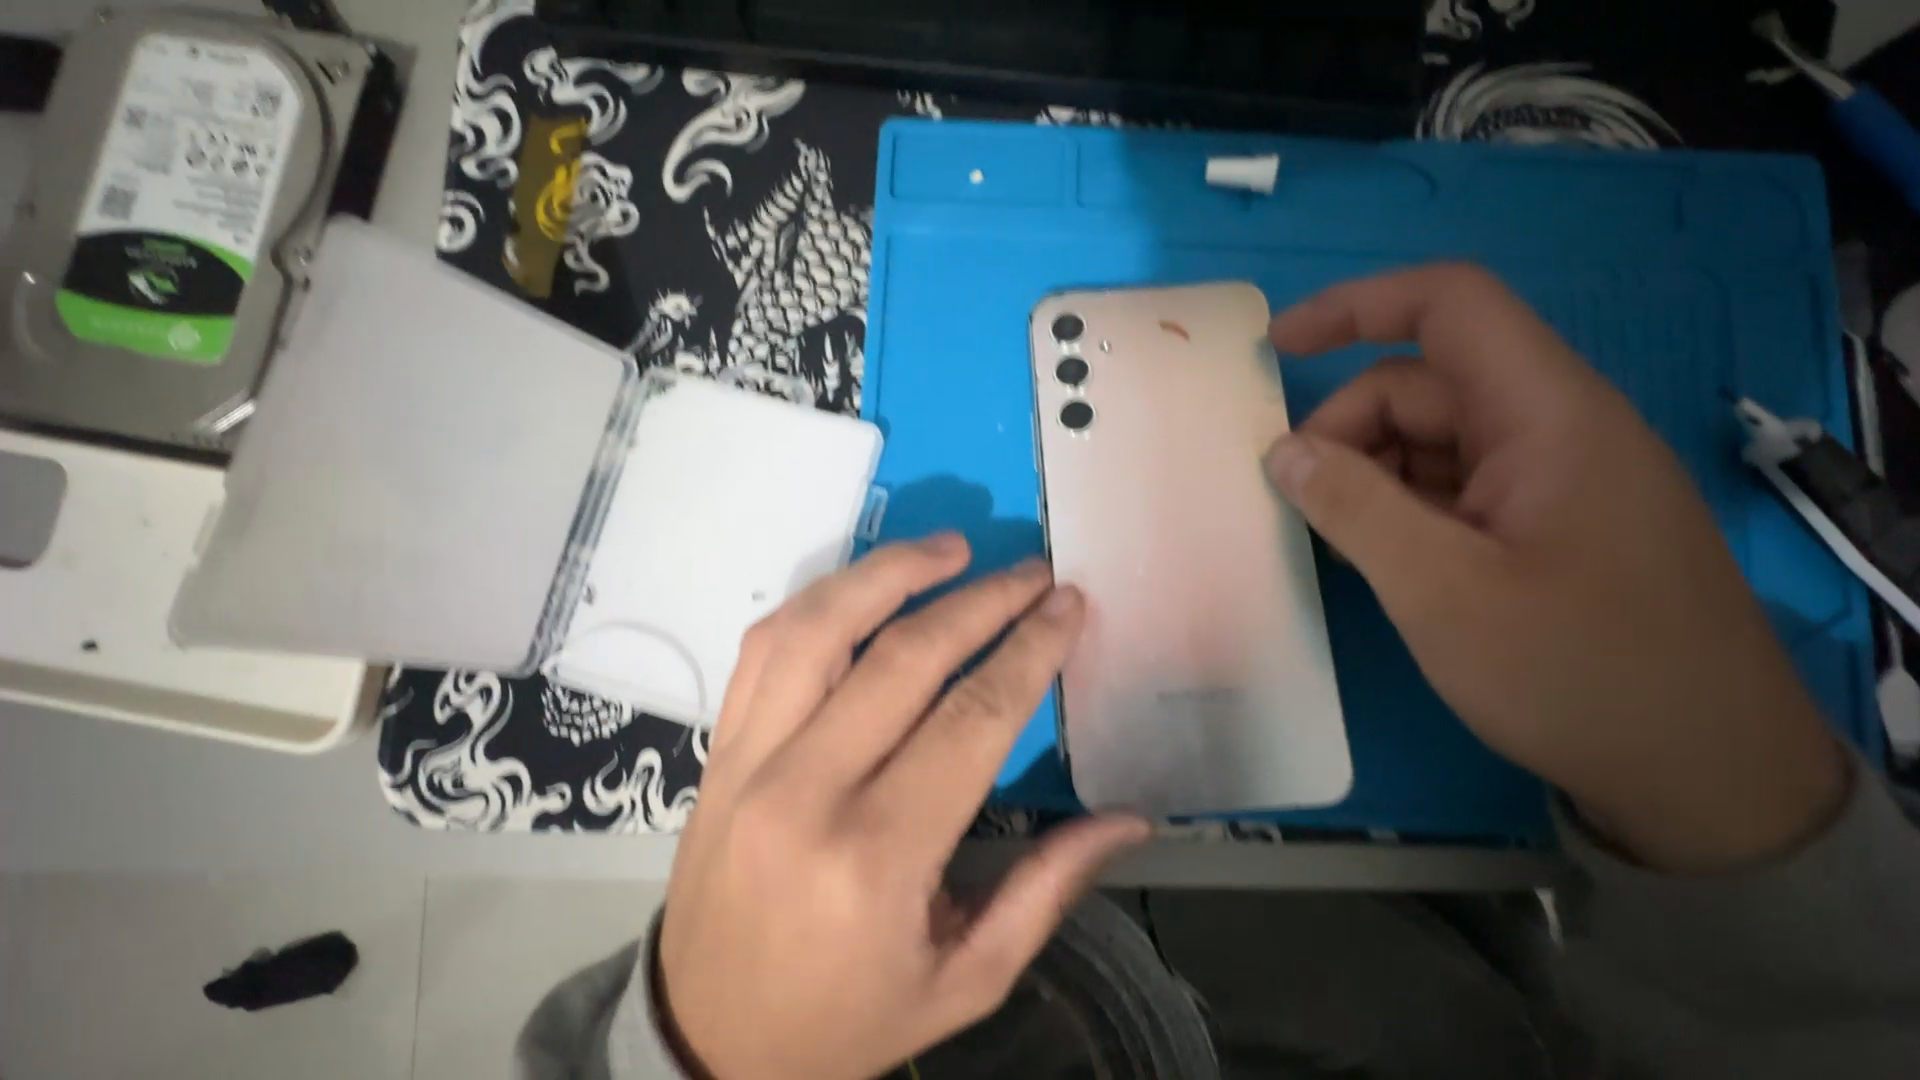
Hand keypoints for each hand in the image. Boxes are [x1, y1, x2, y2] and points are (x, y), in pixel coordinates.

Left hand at [657, 536, 1149, 1079]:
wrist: (705, 1038)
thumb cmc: (845, 1019)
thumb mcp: (965, 980)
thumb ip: (1048, 889)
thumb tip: (1129, 817)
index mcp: (878, 855)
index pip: (971, 718)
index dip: (1029, 651)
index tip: (1067, 606)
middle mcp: (806, 790)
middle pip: (904, 658)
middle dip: (983, 602)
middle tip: (1033, 573)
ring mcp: (749, 761)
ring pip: (819, 629)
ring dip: (890, 571)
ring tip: (950, 548)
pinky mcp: (719, 750)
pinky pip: (764, 649)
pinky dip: (819, 603)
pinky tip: (865, 586)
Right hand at [1263, 263, 1848, 871]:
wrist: (1703, 773)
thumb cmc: (1575, 672)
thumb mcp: (1441, 590)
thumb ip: (1353, 507)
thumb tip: (1282, 452)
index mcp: (1547, 415)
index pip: (1451, 306)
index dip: (1357, 305)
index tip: (1278, 346)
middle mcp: (1556, 429)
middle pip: (1426, 384)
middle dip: (1348, 427)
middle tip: (1296, 500)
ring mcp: (1556, 479)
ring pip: (1436, 440)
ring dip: (1371, 472)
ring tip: (1334, 536)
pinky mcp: (1550, 525)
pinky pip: (1457, 486)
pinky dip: (1401, 504)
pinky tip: (1378, 555)